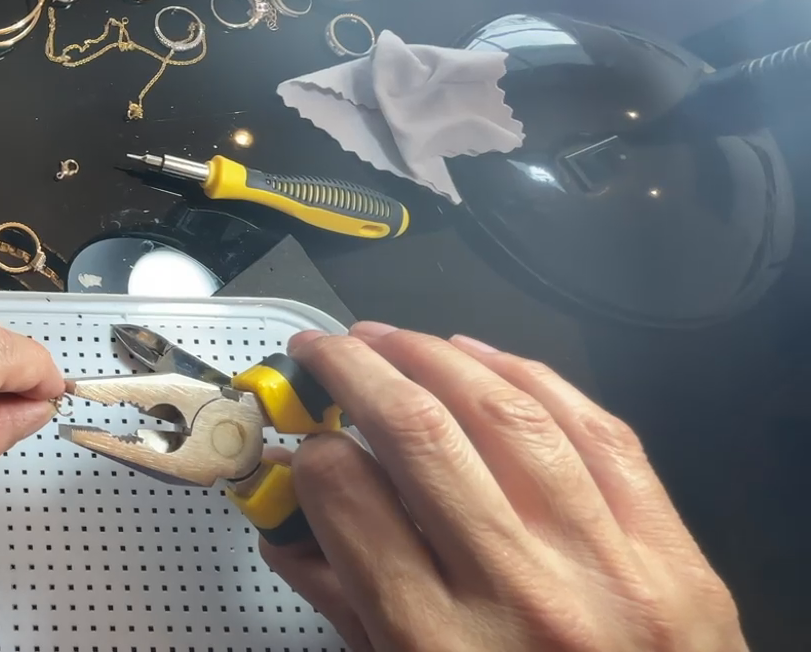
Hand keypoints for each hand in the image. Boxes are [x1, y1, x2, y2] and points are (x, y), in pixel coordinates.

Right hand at [262, 322, 744, 651]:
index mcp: (436, 640)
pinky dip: (525, 374)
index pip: (342, 487)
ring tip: (380, 337)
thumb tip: (273, 490)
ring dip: (425, 352)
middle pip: (414, 430)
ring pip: (502, 413)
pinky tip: (472, 352)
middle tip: (317, 347)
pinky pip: (601, 435)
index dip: (307, 447)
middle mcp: (524, 598)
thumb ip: (326, 581)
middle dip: (348, 366)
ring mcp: (614, 574)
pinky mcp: (684, 562)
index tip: (303, 439)